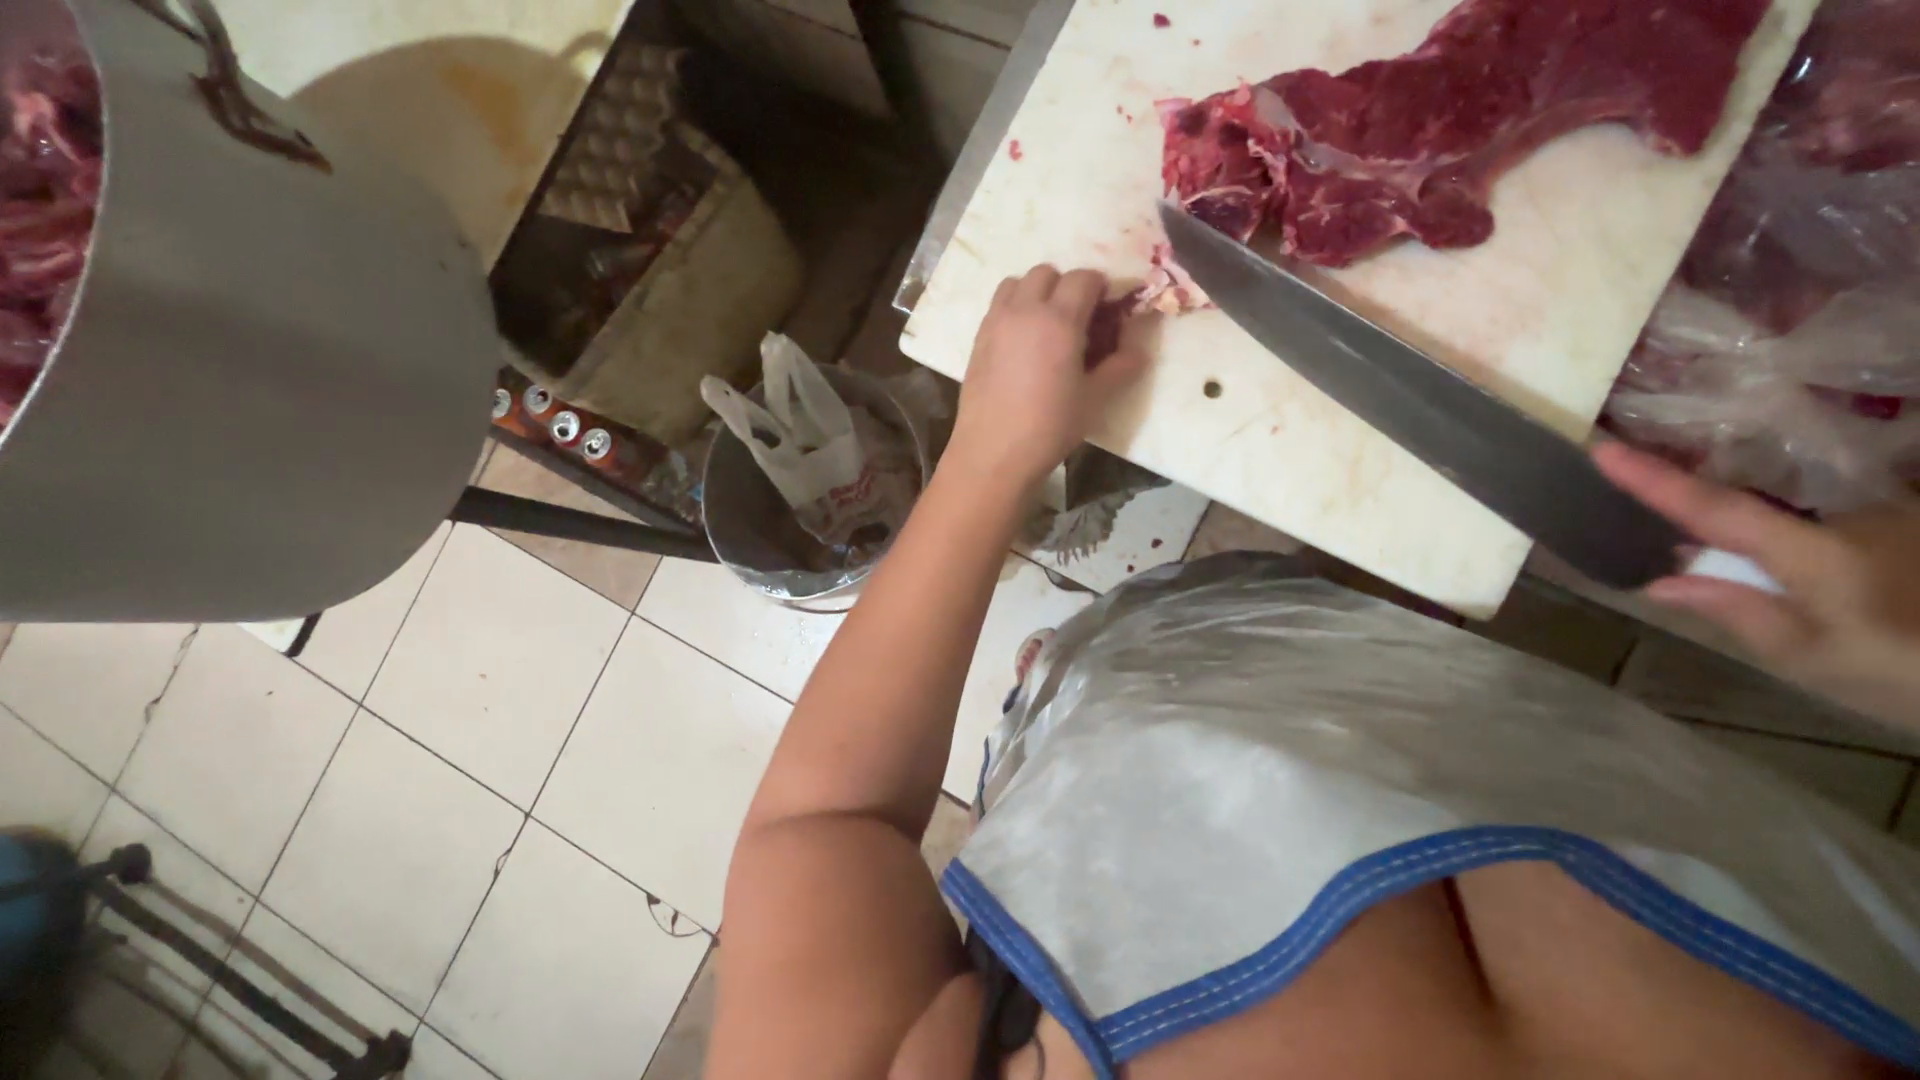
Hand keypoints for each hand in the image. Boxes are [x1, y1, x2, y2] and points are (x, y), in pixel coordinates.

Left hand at [945, 264, 1150, 491]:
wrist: (993, 453)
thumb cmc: (1049, 427)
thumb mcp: (1094, 399)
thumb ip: (1121, 367)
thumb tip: (1140, 349)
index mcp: (1059, 320)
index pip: (1084, 277)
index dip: (1100, 287)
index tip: (1108, 309)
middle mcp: (1024, 310)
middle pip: (1048, 272)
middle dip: (1067, 286)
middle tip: (1078, 318)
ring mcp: (996, 322)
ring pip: (1017, 282)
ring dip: (1036, 291)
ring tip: (1046, 324)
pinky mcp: (978, 339)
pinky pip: (998, 306)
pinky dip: (1014, 308)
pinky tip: (1023, 342)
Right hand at [1594, 441, 1919, 728]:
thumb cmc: (1914, 674)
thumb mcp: (1816, 661)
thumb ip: (1738, 613)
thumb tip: (1662, 582)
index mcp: (1817, 555)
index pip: (1716, 511)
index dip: (1656, 480)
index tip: (1602, 450)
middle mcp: (1852, 521)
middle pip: (1759, 520)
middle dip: (1727, 546)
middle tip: (1735, 589)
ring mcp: (1890, 518)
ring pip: (1804, 528)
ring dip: (1786, 559)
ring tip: (1822, 609)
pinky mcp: (1909, 527)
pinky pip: (1839, 533)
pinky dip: (1821, 558)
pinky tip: (1854, 595)